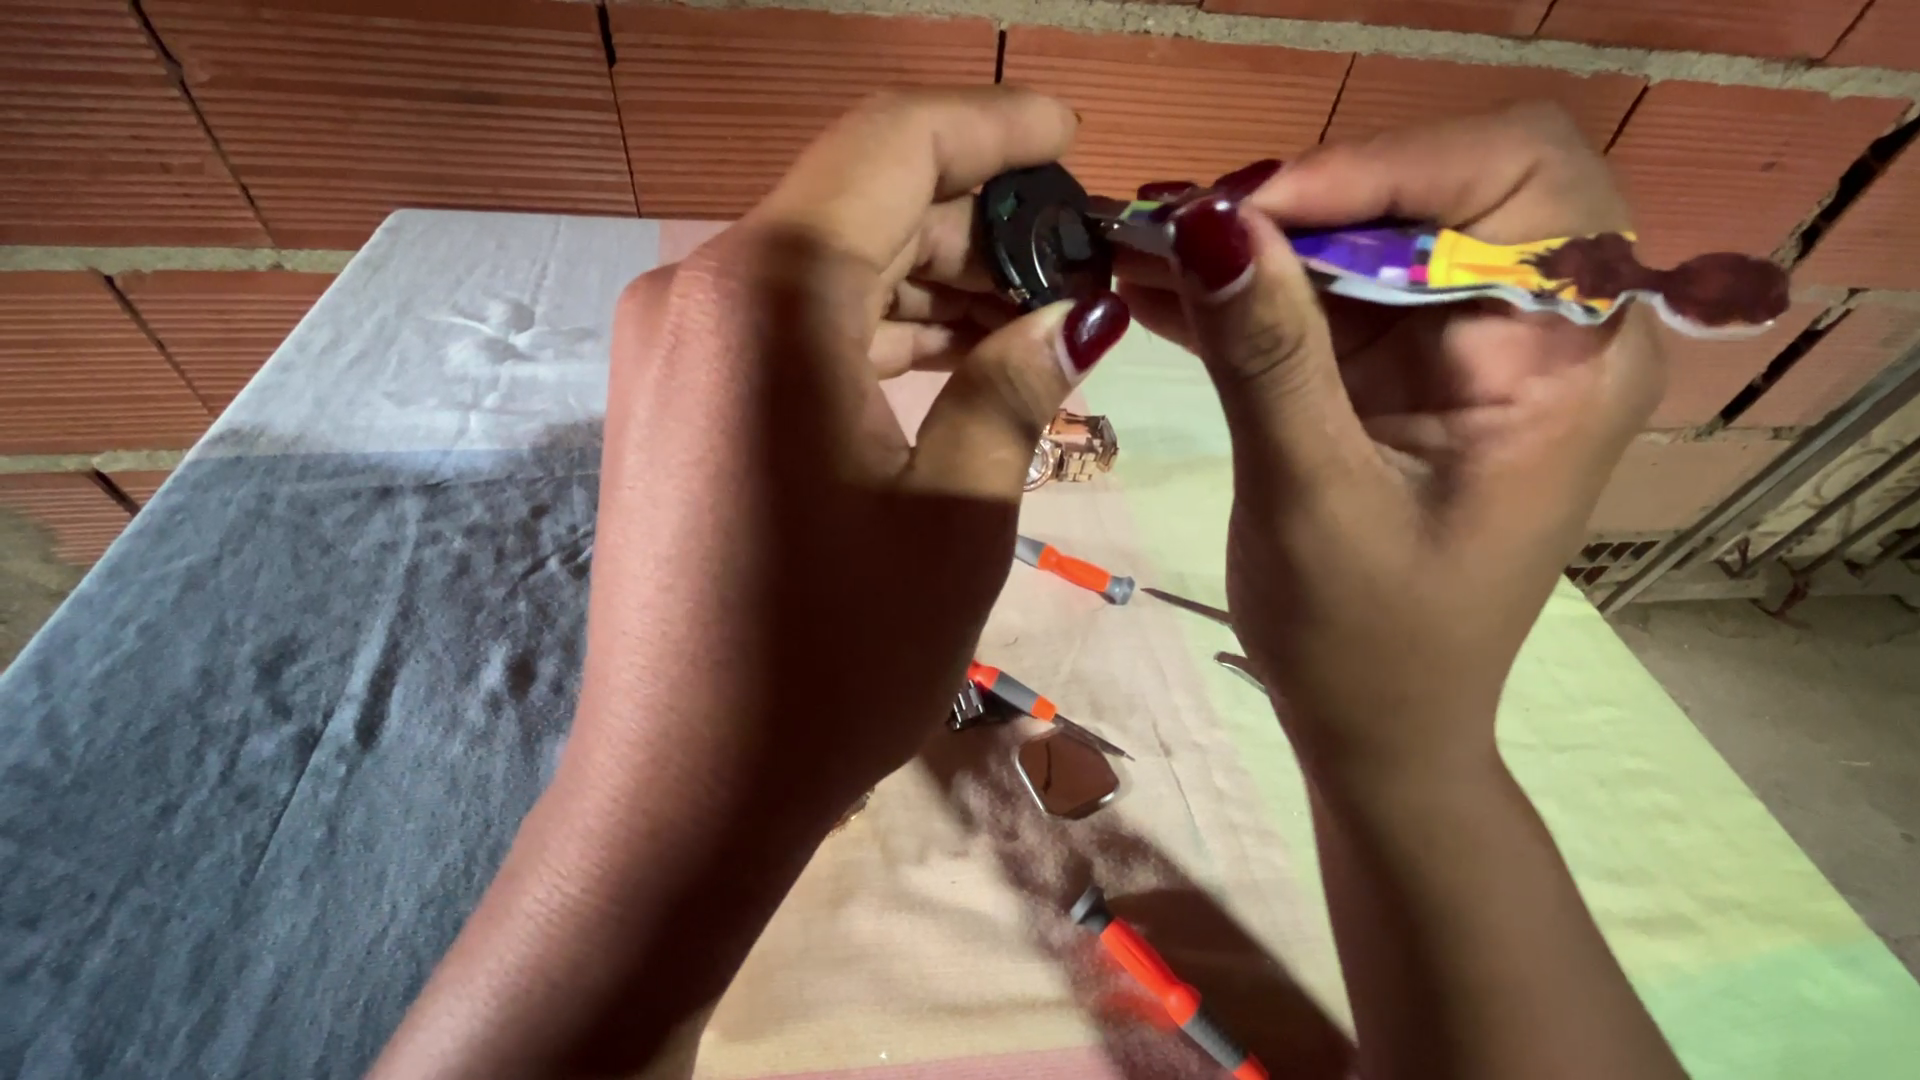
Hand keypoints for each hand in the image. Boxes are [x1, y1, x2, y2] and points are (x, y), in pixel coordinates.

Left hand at [590, 88, 1130, 808]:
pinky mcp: (673, 408)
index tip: (1070, 138)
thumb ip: (1015, 385)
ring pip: (822, 271)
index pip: (891, 144)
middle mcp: (693, 293)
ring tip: (1030, 316)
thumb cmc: (835, 661)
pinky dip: (869, 335)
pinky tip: (948, 362)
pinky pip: (786, 333)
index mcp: (766, 295)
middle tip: (1071, 258)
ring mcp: (670, 352)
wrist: (691, 786)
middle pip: (856, 205)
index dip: (994, 129)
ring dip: (925, 284)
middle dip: (971, 221)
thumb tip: (1079, 312)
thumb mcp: (955, 516)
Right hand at [1116, 104, 1662, 775]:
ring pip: (1348, 249)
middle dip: (1289, 204)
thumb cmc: (1366, 642)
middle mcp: (1524, 329)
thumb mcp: (1311, 496)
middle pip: (1418, 202)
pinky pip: (1312, 307)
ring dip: (1245, 246)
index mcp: (1564, 354)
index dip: (1377, 169)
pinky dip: (1237, 295)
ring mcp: (1448, 352)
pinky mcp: (1383, 380)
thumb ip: (1267, 355)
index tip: (1243, 209)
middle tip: (1168, 223)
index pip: (1511, 179)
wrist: (1372, 728)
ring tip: (1138, 245)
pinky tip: (1156, 288)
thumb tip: (1209, 224)